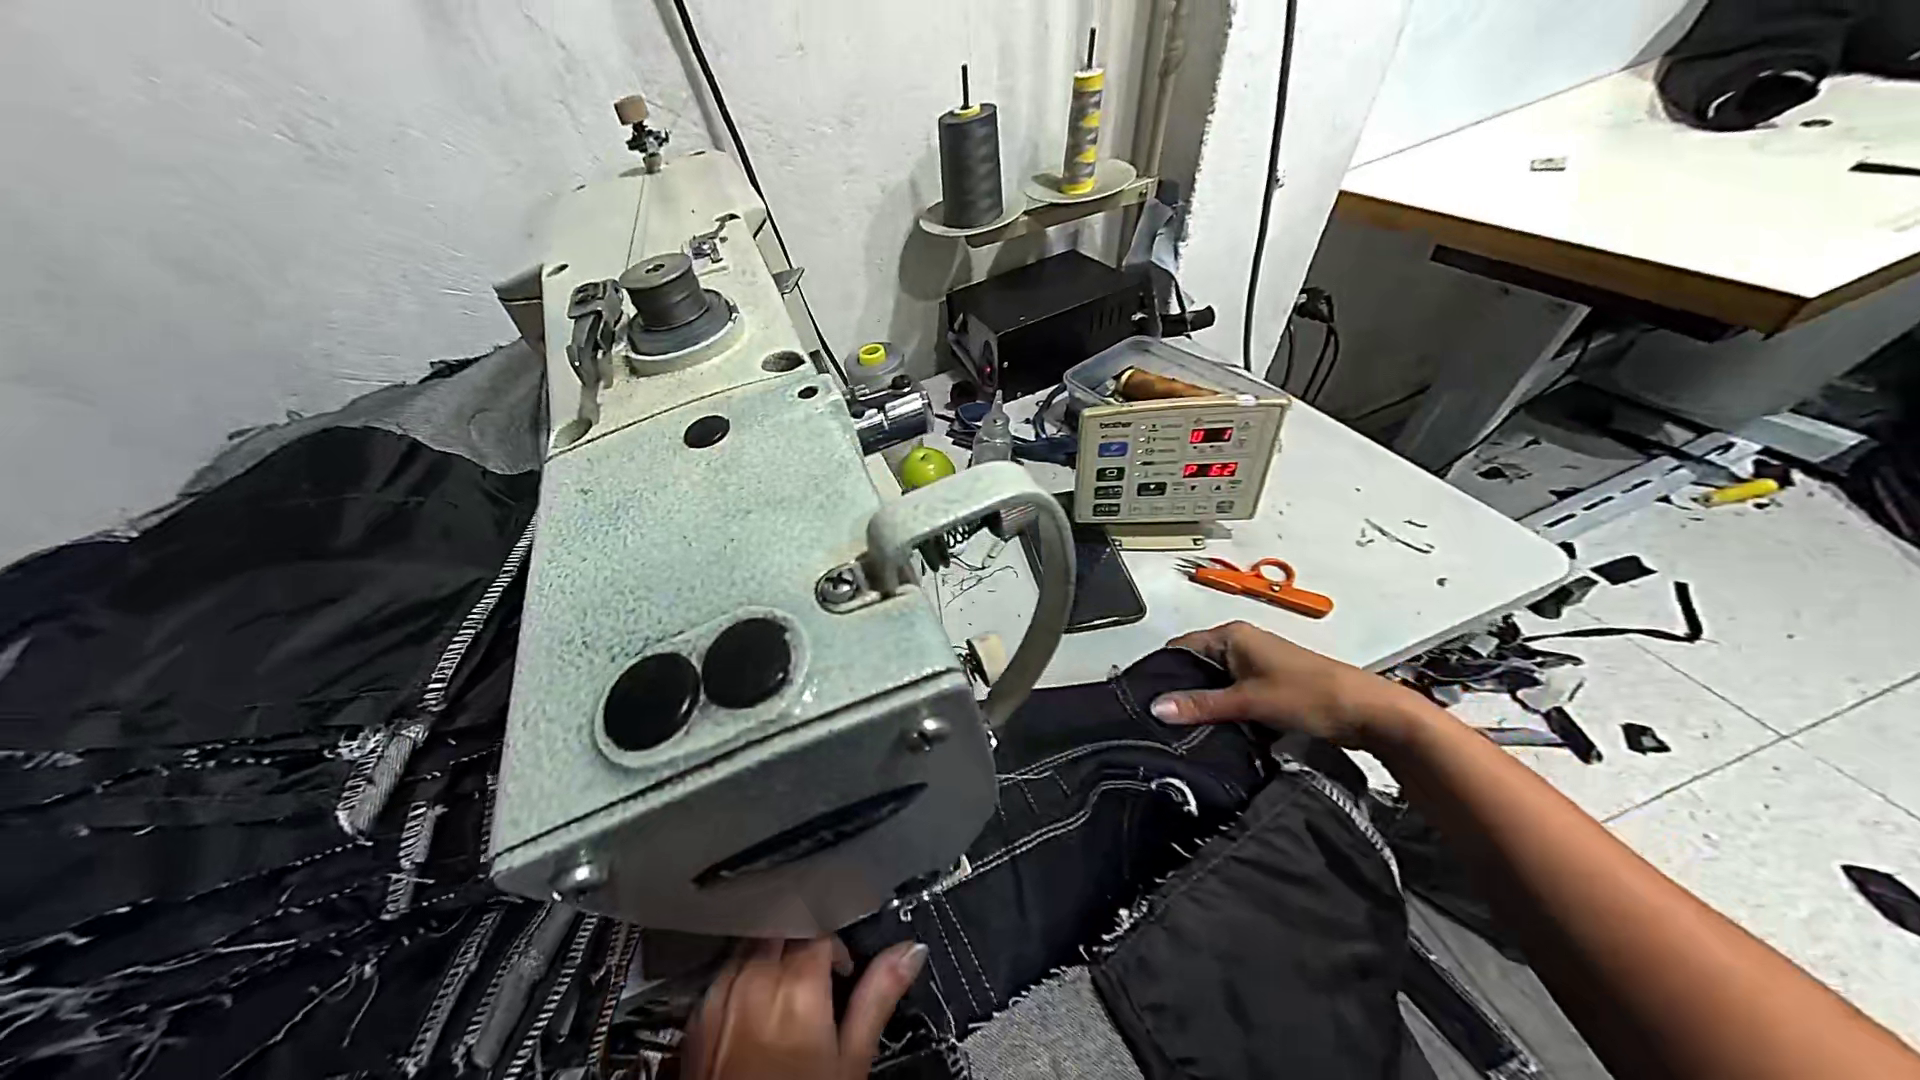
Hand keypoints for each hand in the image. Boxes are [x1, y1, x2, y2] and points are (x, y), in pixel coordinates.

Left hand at [684, 937, 926, 1079]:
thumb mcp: (851, 1057)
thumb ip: (879, 994)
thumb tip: (912, 949)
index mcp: (798, 981)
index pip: (820, 923)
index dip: (836, 939)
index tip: (844, 964)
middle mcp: (755, 975)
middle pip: (784, 923)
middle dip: (804, 935)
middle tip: (819, 968)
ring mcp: (721, 991)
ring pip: (754, 941)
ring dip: (775, 949)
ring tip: (789, 989)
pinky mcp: (698, 1013)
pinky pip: (727, 970)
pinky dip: (746, 973)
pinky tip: (758, 1006)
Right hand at [1152, 621, 1422, 749]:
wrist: (1370, 713)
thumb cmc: (1311, 695)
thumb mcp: (1248, 702)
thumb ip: (1200, 705)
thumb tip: (1156, 707)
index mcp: (1232, 635)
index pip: (1181, 648)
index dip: (1162, 671)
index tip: (1143, 698)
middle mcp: (1242, 644)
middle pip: (1196, 666)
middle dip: (1181, 690)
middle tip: (1160, 721)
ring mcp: (1256, 665)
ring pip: (1215, 683)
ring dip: (1204, 703)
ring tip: (1182, 730)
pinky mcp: (1269, 686)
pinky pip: (1233, 695)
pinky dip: (1225, 710)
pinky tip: (1214, 732)